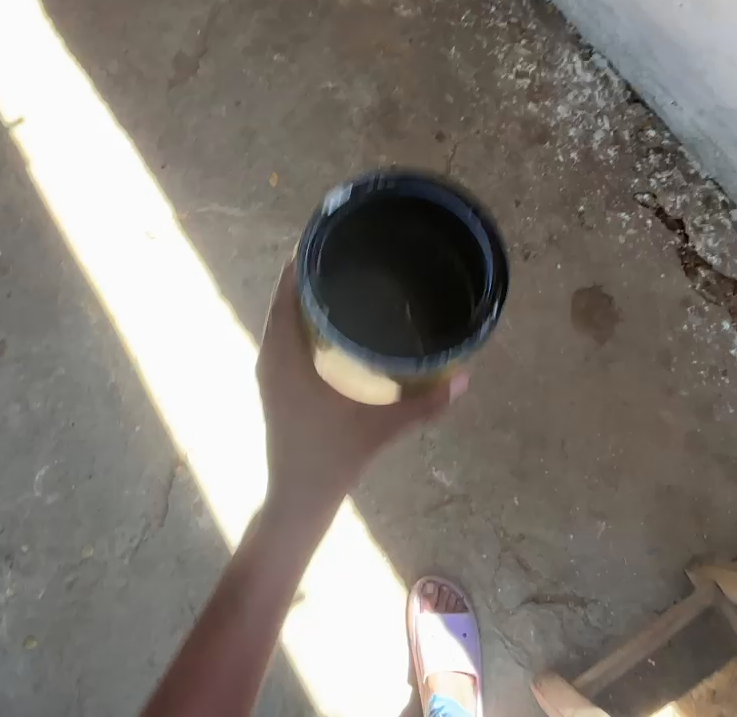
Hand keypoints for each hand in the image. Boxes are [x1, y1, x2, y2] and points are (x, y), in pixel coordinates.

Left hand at [256, 259, 465, 517]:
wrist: (297, 501)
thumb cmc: (330, 460)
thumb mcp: (379, 429)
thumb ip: (423, 405)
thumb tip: (466, 377)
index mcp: (284, 356)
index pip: (286, 290)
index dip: (304, 259)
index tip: (333, 235)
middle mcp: (270, 355)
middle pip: (286, 296)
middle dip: (314, 271)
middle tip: (352, 248)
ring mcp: (270, 369)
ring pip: (285, 315)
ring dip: (309, 294)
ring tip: (349, 273)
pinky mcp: (276, 381)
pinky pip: (287, 333)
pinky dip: (306, 317)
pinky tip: (338, 316)